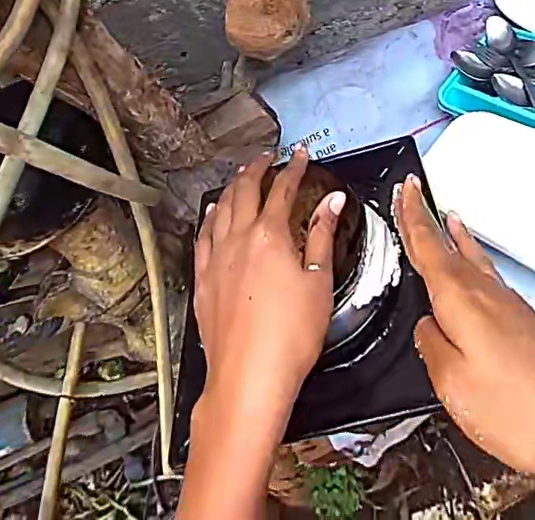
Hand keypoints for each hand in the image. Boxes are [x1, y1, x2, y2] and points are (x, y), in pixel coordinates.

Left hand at [180, 147, 343, 519]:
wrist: (248, 379)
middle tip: (268, 157)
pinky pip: (203, 235)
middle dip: (259, 167)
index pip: (282, 189)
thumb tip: (332, 203)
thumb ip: (322, 235)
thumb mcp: (319, 282)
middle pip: (246, 189)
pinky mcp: (203, 279)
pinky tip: (213, 213)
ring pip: (221, 207)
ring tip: (242, 175)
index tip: (299, 156)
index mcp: (269, 236)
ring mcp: (216, 258)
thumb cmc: (288, 337)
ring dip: (234, 185)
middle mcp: (238, 239)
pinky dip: (211, 216)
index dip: (293, 168)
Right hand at [395, 176, 534, 518]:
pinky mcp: (525, 321)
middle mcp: (484, 291)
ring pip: (470, 255)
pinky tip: (478, 264)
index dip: (412, 215)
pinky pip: (488, 273)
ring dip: (452, 234)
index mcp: (459, 297)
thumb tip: (426, 329)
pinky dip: (474, 256)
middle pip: (447, 243)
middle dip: (426, 217)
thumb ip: (430, 346)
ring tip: (446, 216)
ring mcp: (508, 303)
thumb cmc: (522, 408)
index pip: (427, 243)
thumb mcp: (452, 383)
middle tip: (413, 192)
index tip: (406, 190)